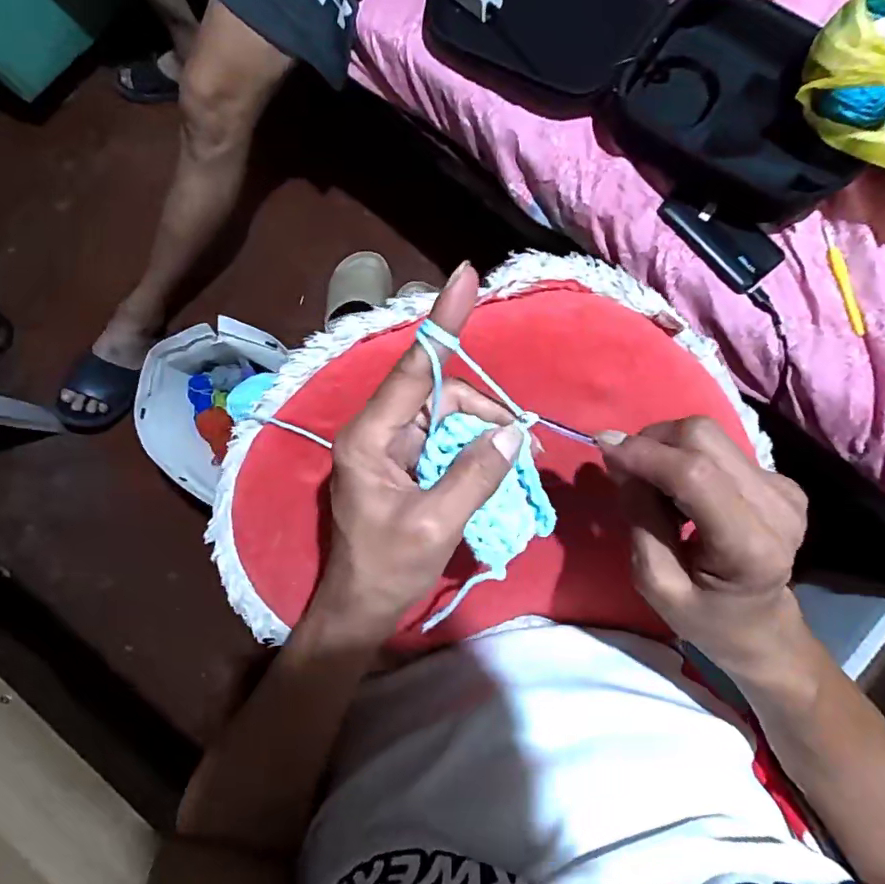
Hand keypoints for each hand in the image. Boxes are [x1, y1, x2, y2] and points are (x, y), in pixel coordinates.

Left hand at [309, 263, 520, 640]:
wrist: (361, 607)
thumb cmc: (387, 569)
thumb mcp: (434, 526)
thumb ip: (474, 476)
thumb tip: (513, 434)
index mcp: (370, 437)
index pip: (414, 368)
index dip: (443, 320)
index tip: (466, 276)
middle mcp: (378, 431)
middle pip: (439, 392)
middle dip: (483, 410)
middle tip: (523, 444)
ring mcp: (390, 446)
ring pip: (447, 415)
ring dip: (484, 431)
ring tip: (518, 461)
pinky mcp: (404, 463)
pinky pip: (445, 438)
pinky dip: (475, 448)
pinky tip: (499, 466)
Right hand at [599, 417, 809, 672]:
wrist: (761, 625)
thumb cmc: (705, 616)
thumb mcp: (656, 584)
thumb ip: (641, 521)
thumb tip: (622, 463)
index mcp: (749, 547)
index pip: (695, 476)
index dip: (645, 454)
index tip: (602, 447)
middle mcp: (777, 508)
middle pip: (704, 438)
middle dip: (652, 443)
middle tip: (626, 471)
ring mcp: (784, 489)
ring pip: (710, 436)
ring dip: (667, 449)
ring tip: (653, 486)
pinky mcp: (780, 480)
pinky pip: (719, 448)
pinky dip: (686, 459)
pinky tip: (681, 492)